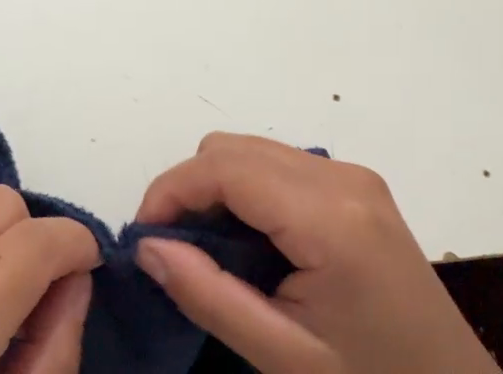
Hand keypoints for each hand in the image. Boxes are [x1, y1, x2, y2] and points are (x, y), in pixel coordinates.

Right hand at [133, 134, 497, 373]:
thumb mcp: (283, 356)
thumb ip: (208, 294)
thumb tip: (147, 246)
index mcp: (329, 216)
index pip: (222, 167)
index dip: (169, 192)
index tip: (144, 240)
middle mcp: (342, 178)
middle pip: (232, 149)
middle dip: (188, 189)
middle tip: (176, 252)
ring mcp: (354, 179)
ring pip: (251, 151)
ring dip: (215, 189)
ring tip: (210, 253)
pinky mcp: (358, 189)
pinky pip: (278, 166)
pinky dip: (245, 192)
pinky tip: (250, 245)